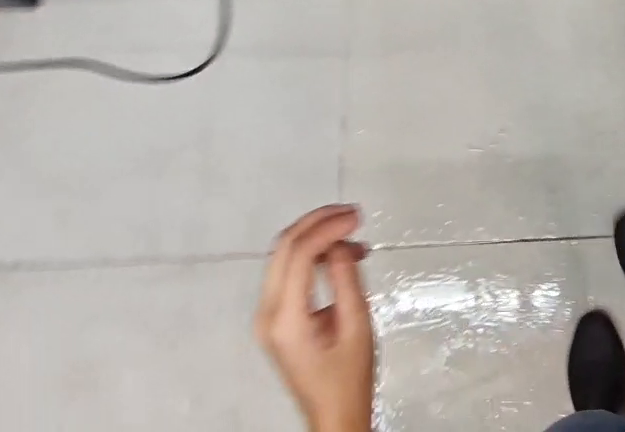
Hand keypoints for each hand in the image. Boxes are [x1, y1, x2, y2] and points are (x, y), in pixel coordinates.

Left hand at [257, 205, 375, 431]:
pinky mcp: (275, 315)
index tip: (357, 217)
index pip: (300, 254)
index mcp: (285, 319)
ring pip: (285, 254)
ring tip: (354, 234)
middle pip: (285, 246)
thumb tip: (341, 241)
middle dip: (319, 222)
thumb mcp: (357, 326)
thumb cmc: (349, 379)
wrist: (334, 417)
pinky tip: (342, 254)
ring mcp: (267, 314)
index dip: (328, 227)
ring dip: (317, 236)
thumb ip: (346, 278)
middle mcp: (267, 313)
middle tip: (353, 214)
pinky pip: (289, 270)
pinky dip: (314, 254)